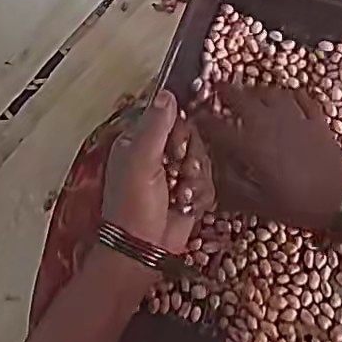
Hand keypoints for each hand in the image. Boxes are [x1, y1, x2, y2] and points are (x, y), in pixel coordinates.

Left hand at [101, 90, 212, 256]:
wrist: (143, 247)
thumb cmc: (134, 203)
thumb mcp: (141, 160)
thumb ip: (155, 126)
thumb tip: (166, 93)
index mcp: (139, 140)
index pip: (169, 116)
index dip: (178, 128)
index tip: (177, 143)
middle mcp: (157, 153)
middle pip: (191, 136)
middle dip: (189, 156)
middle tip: (176, 171)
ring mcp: (174, 172)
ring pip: (202, 158)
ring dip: (195, 177)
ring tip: (180, 193)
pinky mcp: (190, 191)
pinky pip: (208, 180)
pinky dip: (200, 194)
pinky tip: (187, 204)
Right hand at [196, 85, 341, 234]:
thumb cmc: (298, 204)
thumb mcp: (258, 202)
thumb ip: (230, 185)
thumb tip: (210, 175)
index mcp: (250, 144)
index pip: (218, 127)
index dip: (202, 120)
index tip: (193, 115)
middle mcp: (269, 124)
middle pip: (242, 100)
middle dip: (225, 92)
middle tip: (216, 88)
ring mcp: (295, 119)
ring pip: (270, 94)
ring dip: (255, 90)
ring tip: (248, 91)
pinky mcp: (316, 120)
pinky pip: (300, 99)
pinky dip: (289, 94)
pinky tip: (285, 96)